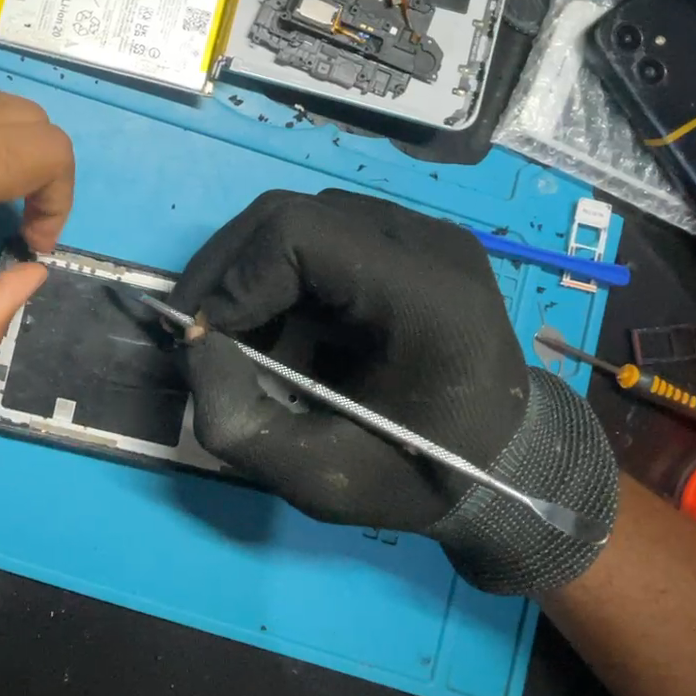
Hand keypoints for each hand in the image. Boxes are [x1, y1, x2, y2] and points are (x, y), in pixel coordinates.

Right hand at [173, 189, 617, 593]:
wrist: (504, 458)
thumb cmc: (424, 475)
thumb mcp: (322, 481)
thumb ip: (240, 424)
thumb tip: (191, 345)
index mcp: (428, 296)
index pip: (300, 234)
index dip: (235, 278)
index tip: (203, 338)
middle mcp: (425, 242)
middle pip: (287, 214)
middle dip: (223, 271)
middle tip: (191, 329)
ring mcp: (416, 230)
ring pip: (293, 217)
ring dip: (242, 269)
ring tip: (228, 329)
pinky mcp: (400, 237)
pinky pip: (312, 231)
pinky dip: (269, 272)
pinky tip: (267, 319)